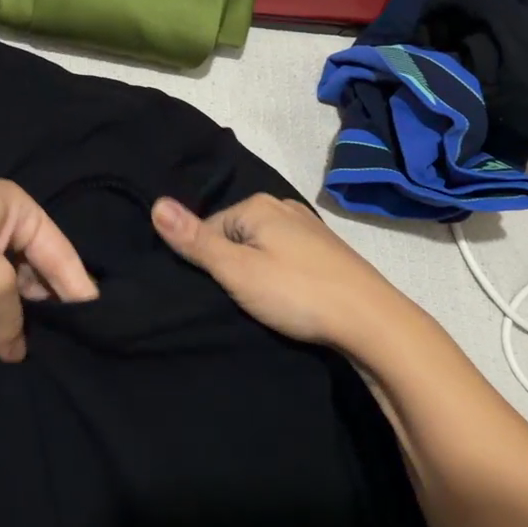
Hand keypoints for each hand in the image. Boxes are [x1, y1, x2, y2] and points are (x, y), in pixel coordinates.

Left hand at [0, 180, 98, 361]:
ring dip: (18, 317)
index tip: (99, 321)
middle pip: (34, 267)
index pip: (57, 248)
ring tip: (49, 351)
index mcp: (10, 206)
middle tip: (77, 341)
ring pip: (5, 289)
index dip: (76, 286)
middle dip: (48, 302)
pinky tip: (10, 349)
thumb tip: (16, 350)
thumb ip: (13, 317)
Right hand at [150, 194, 401, 348]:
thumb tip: (156, 204)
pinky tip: (286, 300)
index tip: (216, 291)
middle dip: (230, 266)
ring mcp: (308, 229)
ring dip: (255, 274)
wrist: (372, 322)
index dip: (204, 262)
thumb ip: (195, 241)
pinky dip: (279, 277)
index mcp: (258, 204)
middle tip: (237, 301)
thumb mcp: (237, 270)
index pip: (207, 228)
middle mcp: (283, 207)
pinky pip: (284, 258)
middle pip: (234, 236)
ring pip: (260, 249)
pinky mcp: (326, 252)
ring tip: (261, 304)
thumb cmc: (297, 293)